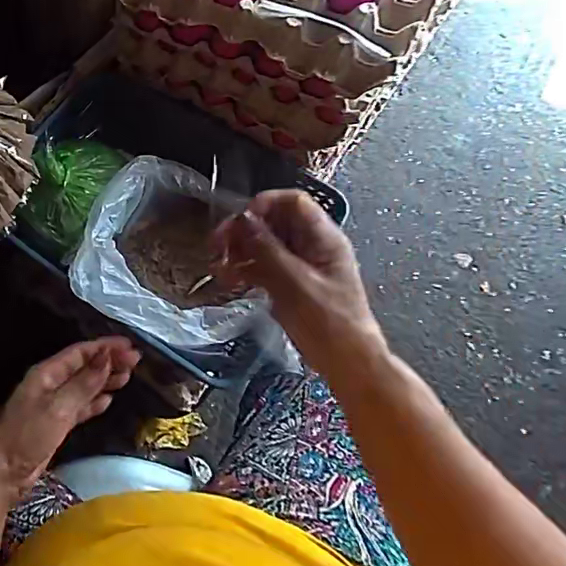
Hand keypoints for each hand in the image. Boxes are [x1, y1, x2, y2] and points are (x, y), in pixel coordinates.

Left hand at [0, 337, 140, 497]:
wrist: (3, 471)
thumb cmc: (27, 434)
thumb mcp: (58, 407)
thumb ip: (83, 383)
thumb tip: (107, 357)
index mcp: (46, 373)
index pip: (80, 353)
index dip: (104, 347)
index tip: (130, 346)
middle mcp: (50, 385)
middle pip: (84, 367)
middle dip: (109, 362)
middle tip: (136, 361)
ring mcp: (53, 405)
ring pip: (84, 386)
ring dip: (105, 380)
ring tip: (128, 376)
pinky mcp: (56, 424)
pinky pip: (80, 406)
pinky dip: (94, 401)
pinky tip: (108, 400)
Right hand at [214, 190, 387, 373]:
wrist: (348, 364)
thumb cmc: (329, 323)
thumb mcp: (294, 283)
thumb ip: (267, 249)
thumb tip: (242, 219)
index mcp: (323, 239)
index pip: (293, 202)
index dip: (264, 204)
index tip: (238, 222)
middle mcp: (312, 246)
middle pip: (273, 221)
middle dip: (243, 230)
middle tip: (218, 245)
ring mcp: (301, 265)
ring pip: (264, 244)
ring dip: (239, 251)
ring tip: (219, 267)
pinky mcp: (290, 283)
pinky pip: (263, 265)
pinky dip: (245, 270)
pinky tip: (230, 281)